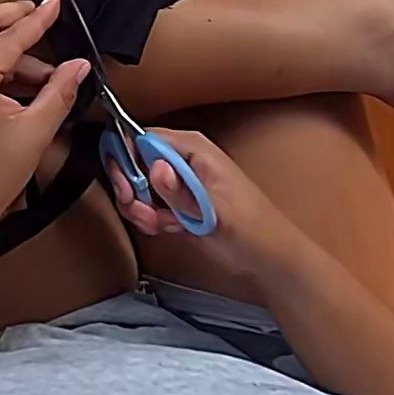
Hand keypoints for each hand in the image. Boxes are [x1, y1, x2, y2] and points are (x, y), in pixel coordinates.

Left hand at [0, 0, 90, 230]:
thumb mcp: (35, 132)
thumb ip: (59, 91)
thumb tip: (79, 65)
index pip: (8, 39)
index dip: (37, 21)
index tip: (55, 4)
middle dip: (15, 17)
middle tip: (44, 15)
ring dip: (11, 47)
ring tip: (46, 75)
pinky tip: (25, 82)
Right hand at [106, 128, 308, 275]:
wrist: (267, 256)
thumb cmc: (250, 228)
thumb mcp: (214, 211)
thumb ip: (180, 191)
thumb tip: (154, 167)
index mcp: (192, 148)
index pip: (143, 138)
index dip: (127, 160)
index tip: (127, 188)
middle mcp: (183, 159)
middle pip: (135, 161)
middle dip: (132, 189)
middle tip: (142, 210)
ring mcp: (180, 180)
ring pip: (139, 185)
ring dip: (141, 208)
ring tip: (160, 222)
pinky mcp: (178, 201)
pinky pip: (149, 203)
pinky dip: (149, 218)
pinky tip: (166, 227)